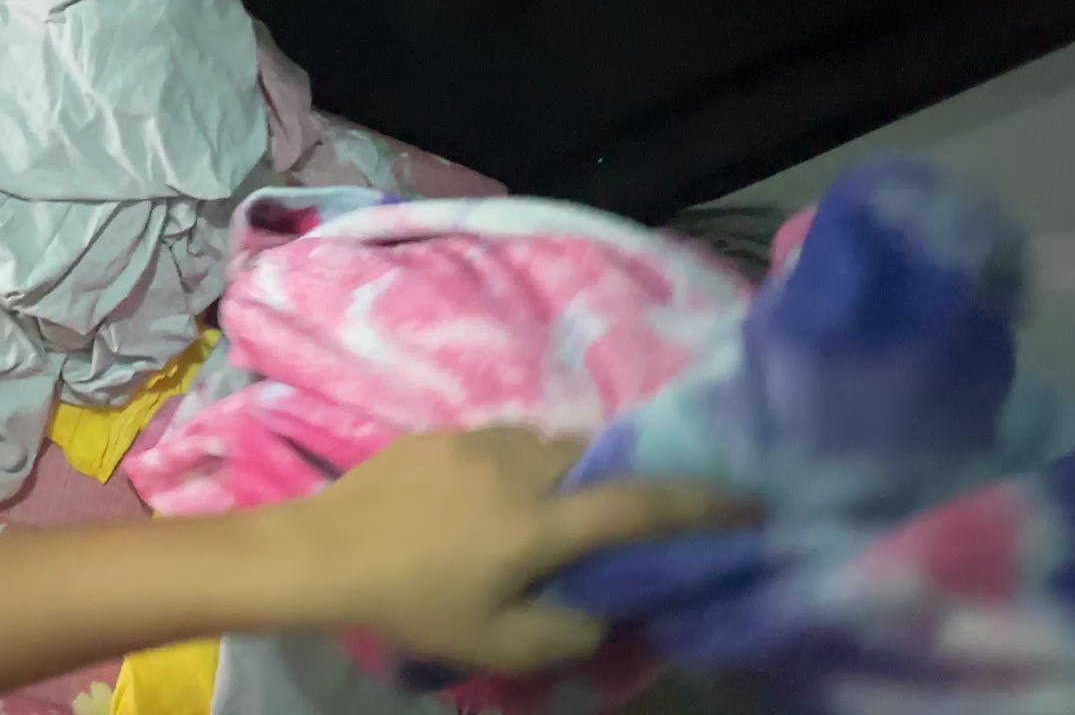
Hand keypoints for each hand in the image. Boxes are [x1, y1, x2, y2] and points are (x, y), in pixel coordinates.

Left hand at [263, 428, 751, 673]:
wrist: (326, 549)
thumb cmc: (411, 601)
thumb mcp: (499, 641)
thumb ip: (571, 629)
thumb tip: (605, 604)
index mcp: (536, 522)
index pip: (637, 503)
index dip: (702, 502)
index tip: (748, 500)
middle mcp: (511, 466)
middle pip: (589, 455)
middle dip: (620, 476)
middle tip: (617, 511)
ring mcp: (468, 441)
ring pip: (542, 440)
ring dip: (563, 465)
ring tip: (548, 502)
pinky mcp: (434, 433)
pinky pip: (497, 438)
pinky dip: (516, 459)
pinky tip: (489, 491)